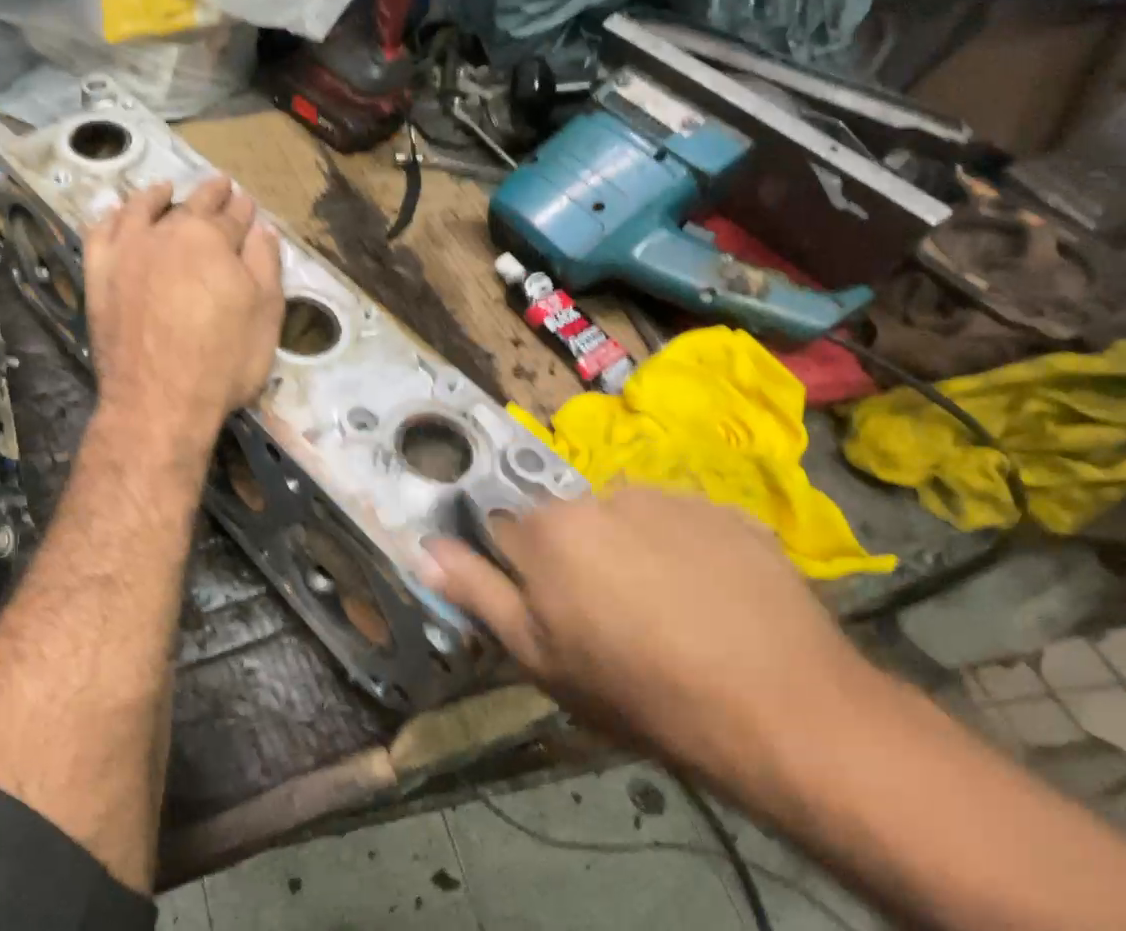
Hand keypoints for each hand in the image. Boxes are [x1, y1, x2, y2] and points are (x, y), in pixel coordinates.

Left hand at [84, 177, 282, 447]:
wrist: (158, 401)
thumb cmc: (222, 363)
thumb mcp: (265, 315)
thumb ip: (265, 265)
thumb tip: (261, 229)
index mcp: (211, 239)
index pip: (232, 216)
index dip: (242, 210)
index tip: (246, 203)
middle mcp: (165, 233)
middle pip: (190, 207)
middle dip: (210, 195)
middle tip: (219, 186)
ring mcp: (126, 251)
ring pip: (140, 209)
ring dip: (156, 196)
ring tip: (165, 189)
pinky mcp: (98, 275)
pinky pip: (100, 233)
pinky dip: (110, 218)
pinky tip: (115, 214)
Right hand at [422, 488, 870, 772]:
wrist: (780, 707)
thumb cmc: (636, 689)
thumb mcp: (539, 657)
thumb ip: (477, 594)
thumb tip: (424, 550)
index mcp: (547, 530)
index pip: (502, 530)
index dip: (518, 571)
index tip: (544, 609)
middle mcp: (601, 497)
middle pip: (565, 521)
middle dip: (572, 558)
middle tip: (605, 619)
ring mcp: (671, 500)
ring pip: (623, 520)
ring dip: (627, 550)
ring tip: (663, 609)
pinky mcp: (729, 514)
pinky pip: (681, 524)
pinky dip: (681, 550)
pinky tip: (706, 598)